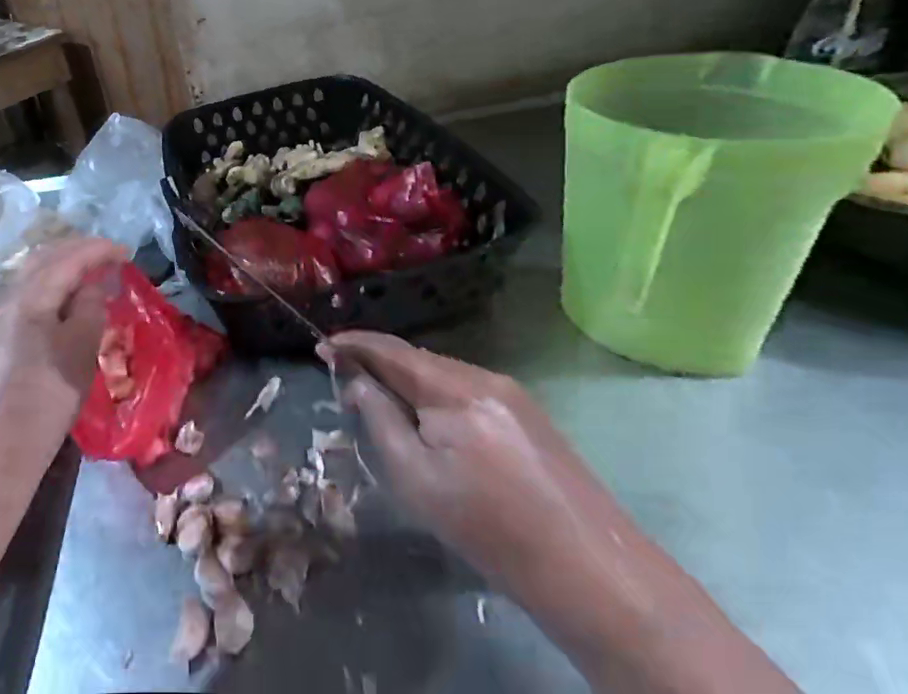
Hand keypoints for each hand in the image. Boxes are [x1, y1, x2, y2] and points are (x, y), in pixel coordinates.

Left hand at [0, 236, 125, 399]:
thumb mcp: (81, 347)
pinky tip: (67, 298)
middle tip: (111, 256)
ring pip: (33, 273)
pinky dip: (51, 283)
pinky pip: (27, 291)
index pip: (69, 257)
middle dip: (79, 250)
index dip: (100, 250)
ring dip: (64, 266)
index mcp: (30, 295)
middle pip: (45, 257)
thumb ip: (91, 304)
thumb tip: (98, 278)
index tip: (128, 252)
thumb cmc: (47, 396)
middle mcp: (8, 296)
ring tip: (93, 272)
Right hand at [325, 330, 626, 593]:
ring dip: (410, 382)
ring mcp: (512, 393)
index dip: (355, 345)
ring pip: (446, 375)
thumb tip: (359, 383)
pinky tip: (431, 421)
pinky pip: (469, 390)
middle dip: (381, 365)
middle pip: (420, 360)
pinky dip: (439, 396)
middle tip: (347, 384)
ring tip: (383, 404)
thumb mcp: (417, 481)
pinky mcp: (527, 413)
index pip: (394, 352)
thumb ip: (382, 422)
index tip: (323, 345)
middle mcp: (485, 377)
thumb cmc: (486, 527)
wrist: (583, 563)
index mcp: (455, 390)